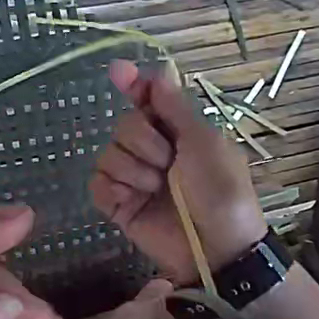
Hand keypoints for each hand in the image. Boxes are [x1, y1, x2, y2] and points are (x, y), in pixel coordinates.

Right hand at [91, 60, 265, 283]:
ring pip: (108, 154)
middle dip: (143, 142)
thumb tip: (158, 71)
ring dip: (132, 169)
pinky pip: (98, 184)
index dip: (133, 84)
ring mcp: (136, 180)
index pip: (148, 100)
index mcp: (179, 132)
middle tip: (167, 163)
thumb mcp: (206, 143)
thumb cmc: (221, 192)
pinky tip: (130, 199)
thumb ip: (176, 108)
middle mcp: (155, 152)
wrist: (217, 247)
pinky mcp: (121, 208)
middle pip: (124, 125)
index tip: (119, 73)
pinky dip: (111, 189)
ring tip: (155, 189)